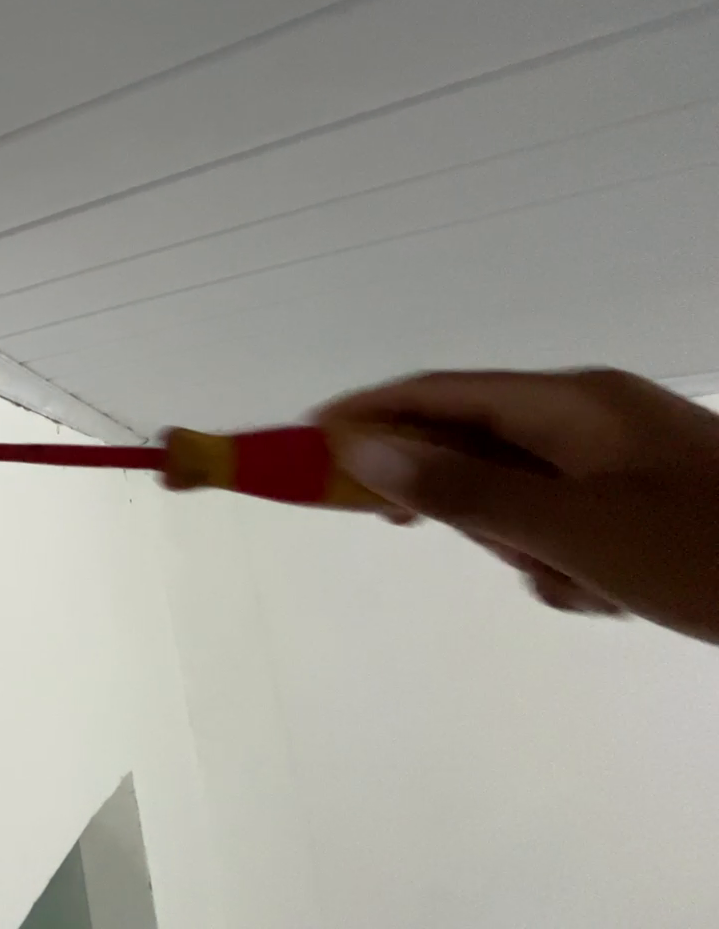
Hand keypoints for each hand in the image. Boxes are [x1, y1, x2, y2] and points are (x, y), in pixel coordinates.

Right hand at [314, 369, 718, 643]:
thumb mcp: (569, 529)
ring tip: (559, 578)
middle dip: (443, 491)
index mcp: (566, 403)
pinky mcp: (641, 495)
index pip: (430, 393)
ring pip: (507, 485)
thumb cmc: (712, 555)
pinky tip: (598, 588)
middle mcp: (585, 416)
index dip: (359, 413)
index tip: (304, 446)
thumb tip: (353, 448)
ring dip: (508, 534)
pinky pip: (553, 512)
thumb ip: (453, 487)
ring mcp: (617, 456)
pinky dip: (553, 551)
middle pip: (463, 439)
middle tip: (408, 529)